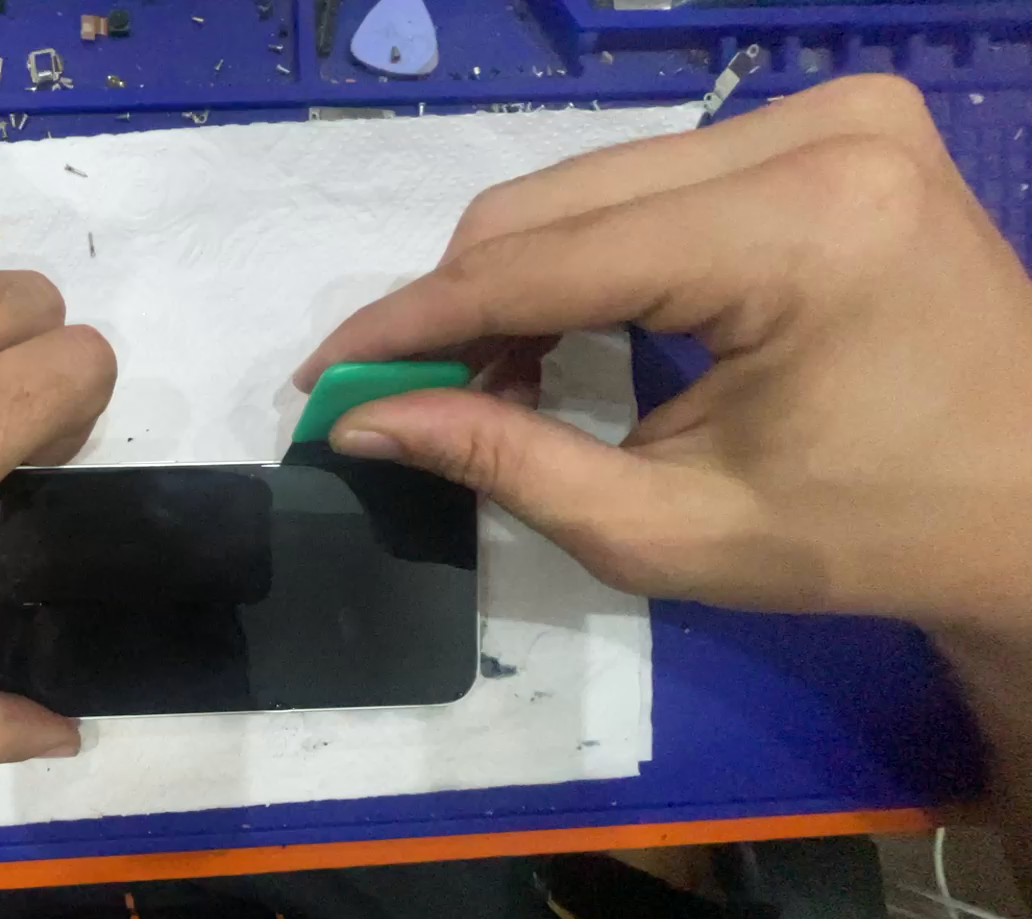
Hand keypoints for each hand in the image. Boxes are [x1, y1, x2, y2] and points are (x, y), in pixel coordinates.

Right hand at [297, 76, 1031, 633]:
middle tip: (398, 399)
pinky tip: (535, 347)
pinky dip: (545, 277)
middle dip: (441, 314)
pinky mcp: (805, 140)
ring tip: (472, 386)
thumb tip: (361, 422)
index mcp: (794, 235)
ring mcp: (816, 123)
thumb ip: (494, 460)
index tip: (320, 379)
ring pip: (559, 200)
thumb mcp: (649, 527)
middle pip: (533, 215)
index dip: (402, 327)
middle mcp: (808, 138)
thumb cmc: (855, 537)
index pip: (530, 268)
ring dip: (487, 297)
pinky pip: (611, 199)